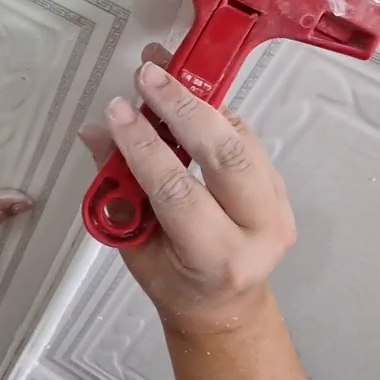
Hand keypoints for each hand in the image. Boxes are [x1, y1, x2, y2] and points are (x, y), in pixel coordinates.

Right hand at [79, 45, 296, 338]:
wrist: (224, 305)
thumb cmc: (175, 284)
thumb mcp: (134, 249)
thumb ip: (117, 194)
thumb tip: (99, 135)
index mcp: (218, 258)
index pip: (178, 192)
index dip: (145, 147)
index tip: (119, 113)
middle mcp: (259, 232)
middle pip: (226, 156)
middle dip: (183, 109)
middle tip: (149, 76)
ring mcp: (278, 207)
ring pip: (243, 139)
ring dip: (201, 102)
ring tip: (166, 74)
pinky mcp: (281, 187)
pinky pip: (248, 139)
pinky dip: (215, 114)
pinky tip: (187, 96)